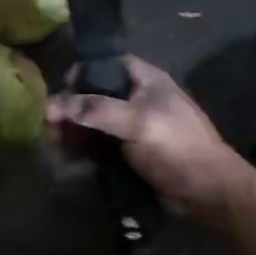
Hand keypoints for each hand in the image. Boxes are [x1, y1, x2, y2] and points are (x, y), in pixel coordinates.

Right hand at [47, 56, 254, 221]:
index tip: (61, 89)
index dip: (84, 72)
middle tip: (47, 125)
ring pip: (96, 123)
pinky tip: (66, 158)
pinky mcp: (131, 154)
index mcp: (147, 81)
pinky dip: (84, 150)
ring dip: (74, 131)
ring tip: (51, 144)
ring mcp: (135, 128)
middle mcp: (139, 99)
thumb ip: (95, 110)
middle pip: (97, 95)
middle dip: (71, 108)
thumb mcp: (136, 121)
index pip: (108, 63)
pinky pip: (101, 147)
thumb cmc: (176, 146)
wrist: (207, 191)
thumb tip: (51, 105)